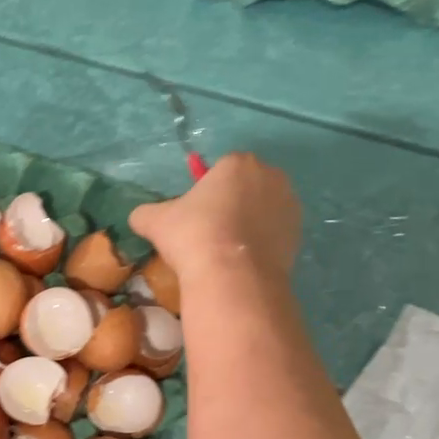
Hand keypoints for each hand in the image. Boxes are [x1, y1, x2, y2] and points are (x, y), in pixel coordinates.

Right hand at [128, 152, 301, 292]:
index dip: (203, 192)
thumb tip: (141, 217)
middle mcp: (270, 174)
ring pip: (260, 209)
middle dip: (229, 204)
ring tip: (224, 251)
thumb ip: (145, 213)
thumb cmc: (192, 236)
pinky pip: (273, 232)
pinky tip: (240, 262)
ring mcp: (289, 203)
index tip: (191, 215)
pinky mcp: (298, 232)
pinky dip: (259, 242)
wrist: (232, 275)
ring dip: (246, 223)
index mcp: (237, 163)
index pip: (218, 170)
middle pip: (244, 186)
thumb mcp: (153, 222)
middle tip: (206, 232)